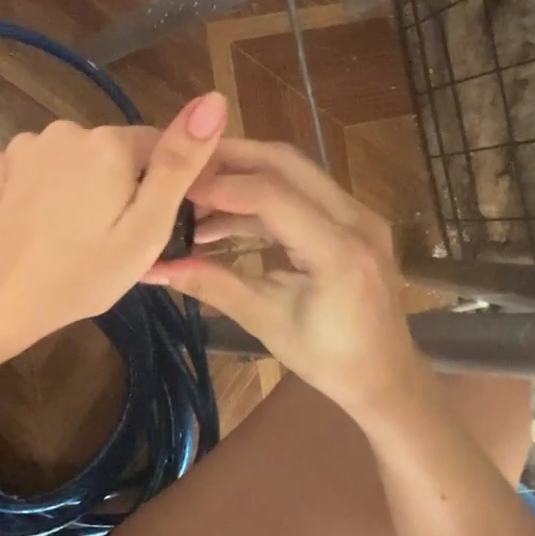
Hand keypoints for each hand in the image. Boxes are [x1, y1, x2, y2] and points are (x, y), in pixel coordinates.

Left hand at [0, 93, 226, 347]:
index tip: (153, 223)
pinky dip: (45, 189)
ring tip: (73, 234)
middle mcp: (66, 129)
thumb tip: (214, 97)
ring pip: (74, 158)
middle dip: (119, 184)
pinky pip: (39, 168)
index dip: (162, 184)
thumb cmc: (83, 274)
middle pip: (113, 151)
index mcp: (109, 143)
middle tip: (110, 237)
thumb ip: (179, 163)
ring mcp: (26, 145)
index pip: (157, 146)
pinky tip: (40, 224)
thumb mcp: (146, 228)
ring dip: (80, 184)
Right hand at [139, 138, 434, 416]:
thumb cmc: (327, 358)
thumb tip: (150, 268)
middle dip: (229, 159)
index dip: (219, 186)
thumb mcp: (264, 321)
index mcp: (338, 251)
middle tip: (181, 169)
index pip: (271, 195)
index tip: (174, 188)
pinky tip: (222, 218)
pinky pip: (301, 192)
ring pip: (294, 171)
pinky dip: (260, 197)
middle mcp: (355, 220)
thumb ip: (210, 285)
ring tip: (193, 197)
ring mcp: (358, 215)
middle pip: (285, 163)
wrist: (384, 376)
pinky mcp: (352, 220)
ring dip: (242, 176)